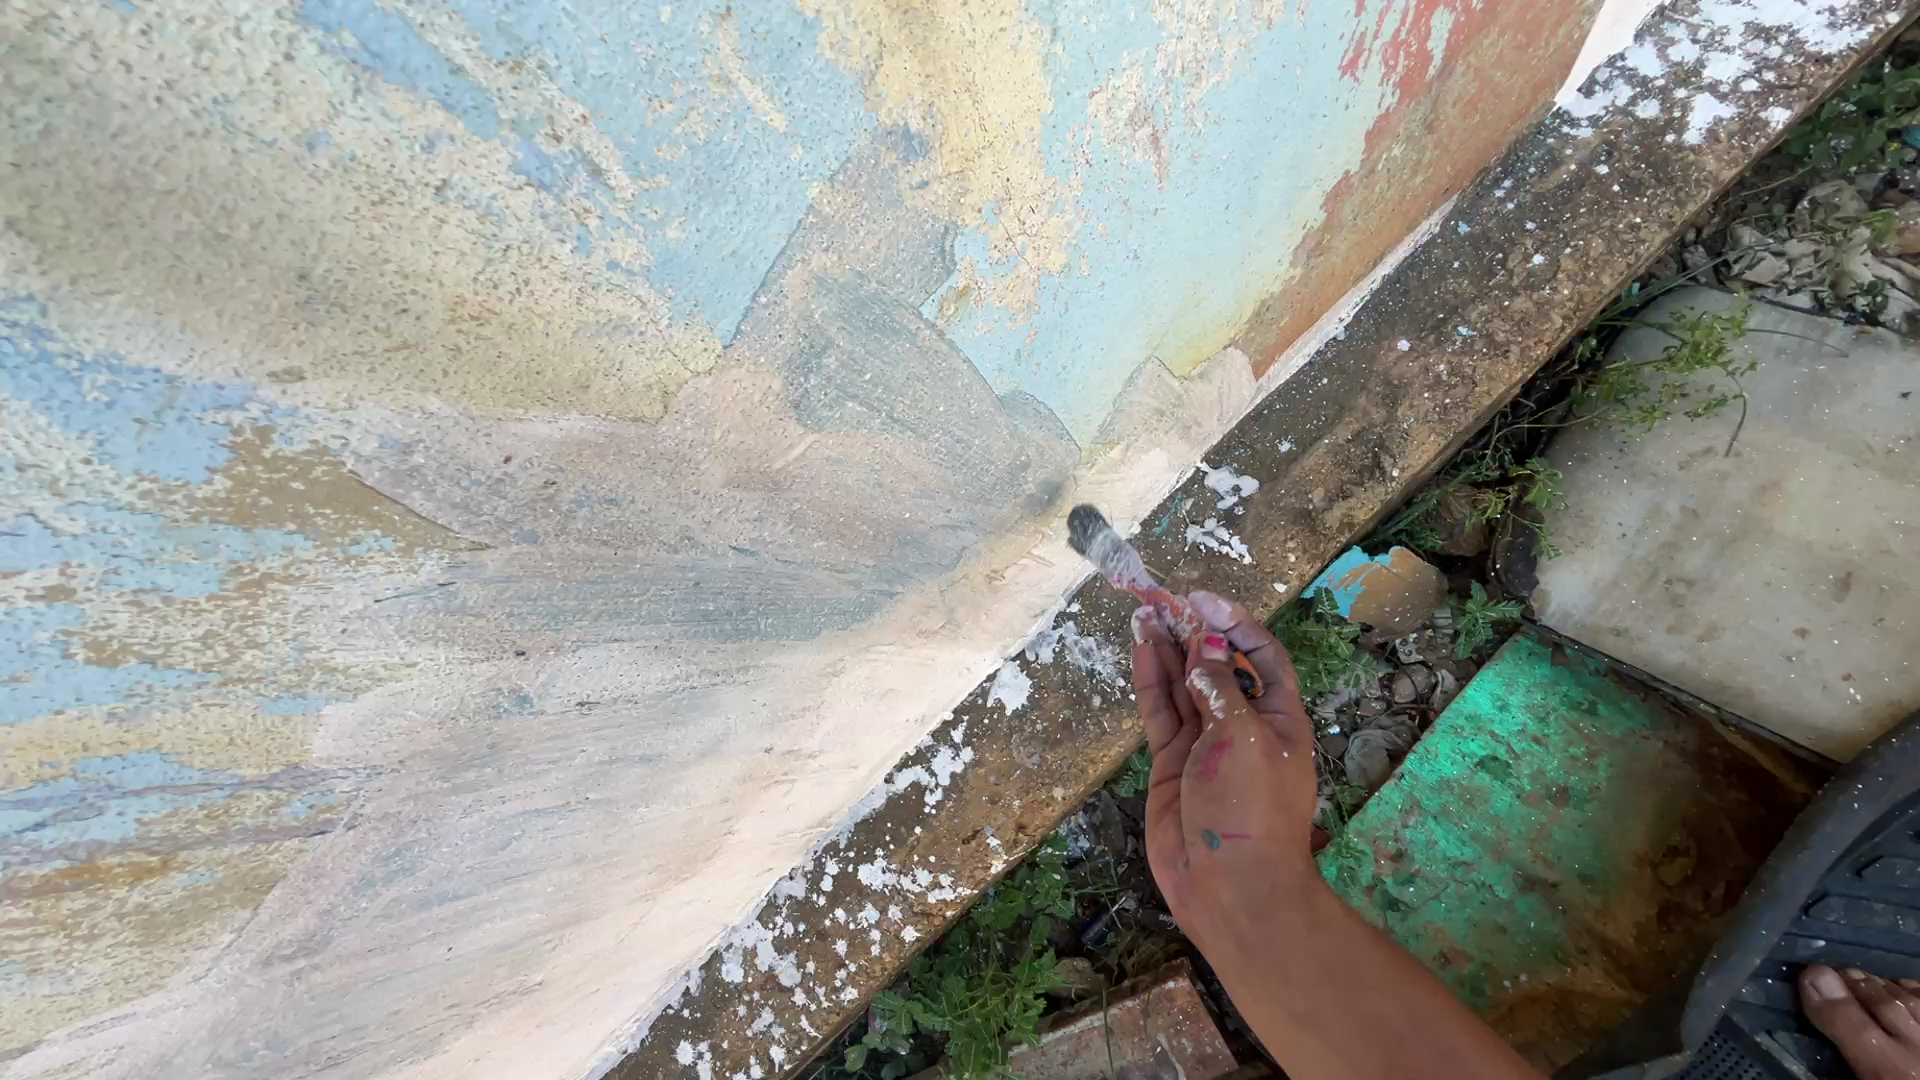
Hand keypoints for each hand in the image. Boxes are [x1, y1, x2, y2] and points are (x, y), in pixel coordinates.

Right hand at [1131, 590, 1321, 959]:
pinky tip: (1141, 649)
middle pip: (1215, 664)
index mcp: (1279, 718)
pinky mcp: (1172, 759)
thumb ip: (1220, 686)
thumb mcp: (1245, 737)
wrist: (1230, 887)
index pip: (1260, 656)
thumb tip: (1208, 643)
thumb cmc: (1252, 808)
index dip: (1233, 625)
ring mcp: (1203, 741)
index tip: (1201, 602)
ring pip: (1183, 683)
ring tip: (1143, 613)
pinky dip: (1150, 679)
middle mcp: (1241, 723)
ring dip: (1166, 648)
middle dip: (1191, 631)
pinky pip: (1160, 710)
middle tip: (1160, 599)